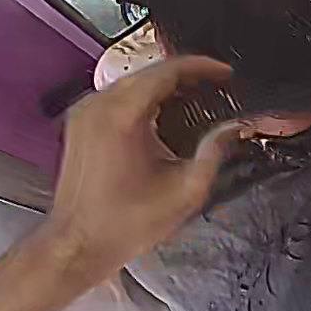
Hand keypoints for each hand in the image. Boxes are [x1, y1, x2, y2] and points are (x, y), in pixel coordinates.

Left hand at [41, 56, 245, 278]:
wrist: (77, 244)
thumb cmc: (124, 223)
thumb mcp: (184, 192)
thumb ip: (214, 153)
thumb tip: (233, 128)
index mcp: (122, 116)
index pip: (167, 70)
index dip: (201, 66)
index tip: (224, 72)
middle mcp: (99, 106)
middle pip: (149, 71)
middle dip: (186, 73)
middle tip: (215, 82)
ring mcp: (85, 112)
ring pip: (132, 81)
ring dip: (164, 84)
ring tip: (196, 93)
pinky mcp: (79, 123)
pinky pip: (117, 96)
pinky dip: (143, 96)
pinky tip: (164, 111)